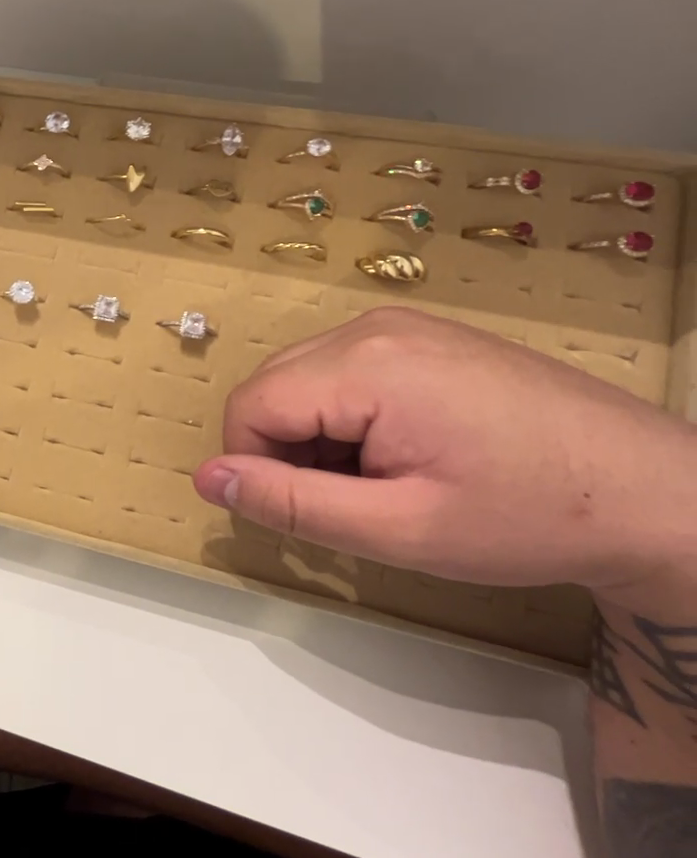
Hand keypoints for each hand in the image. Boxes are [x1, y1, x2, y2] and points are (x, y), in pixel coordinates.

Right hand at [195, 307, 696, 613]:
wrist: (663, 496)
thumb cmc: (530, 519)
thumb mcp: (399, 530)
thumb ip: (290, 503)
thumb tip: (207, 478)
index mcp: (366, 366)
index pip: (250, 408)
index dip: (255, 467)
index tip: (308, 511)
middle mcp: (372, 329)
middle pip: (271, 388)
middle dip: (285, 449)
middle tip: (350, 500)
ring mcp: (400, 326)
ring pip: (299, 378)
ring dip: (312, 433)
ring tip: (379, 478)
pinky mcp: (422, 335)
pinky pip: (339, 369)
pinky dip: (343, 414)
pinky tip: (399, 449)